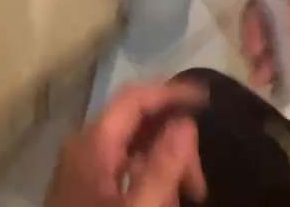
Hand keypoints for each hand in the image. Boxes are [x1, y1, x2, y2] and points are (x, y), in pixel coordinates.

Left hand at [44, 80, 208, 206]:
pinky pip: (124, 171)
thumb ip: (163, 167)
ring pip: (133, 149)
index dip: (171, 93)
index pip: (135, 99)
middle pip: (136, 123)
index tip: (207, 99)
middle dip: (172, 143)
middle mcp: (84, 148)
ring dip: (163, 165)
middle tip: (198, 185)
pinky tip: (164, 199)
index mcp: (92, 144)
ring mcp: (83, 170)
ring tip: (188, 196)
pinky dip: (148, 180)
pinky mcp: (86, 193)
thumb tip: (185, 123)